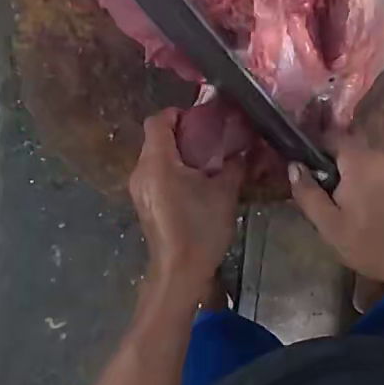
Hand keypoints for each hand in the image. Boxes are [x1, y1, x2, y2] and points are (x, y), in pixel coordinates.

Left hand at [129, 109, 244, 294]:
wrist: (180, 270)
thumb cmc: (201, 228)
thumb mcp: (225, 194)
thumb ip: (234, 166)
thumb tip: (244, 150)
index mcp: (158, 163)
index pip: (158, 121)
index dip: (178, 114)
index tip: (201, 119)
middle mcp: (141, 171)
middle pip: (155, 139)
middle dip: (182, 134)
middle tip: (211, 139)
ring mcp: (139, 188)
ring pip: (155, 158)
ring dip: (178, 154)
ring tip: (207, 162)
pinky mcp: (144, 203)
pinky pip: (155, 175)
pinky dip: (173, 171)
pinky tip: (195, 183)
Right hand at [287, 140, 383, 291]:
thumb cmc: (374, 245)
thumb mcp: (330, 226)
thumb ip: (308, 194)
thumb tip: (294, 167)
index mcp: (360, 159)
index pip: (329, 136)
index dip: (311, 150)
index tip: (302, 172)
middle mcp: (382, 153)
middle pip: (348, 149)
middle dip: (332, 167)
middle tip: (322, 197)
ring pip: (365, 162)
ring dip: (351, 178)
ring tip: (343, 207)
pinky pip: (380, 172)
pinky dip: (369, 183)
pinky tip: (366, 209)